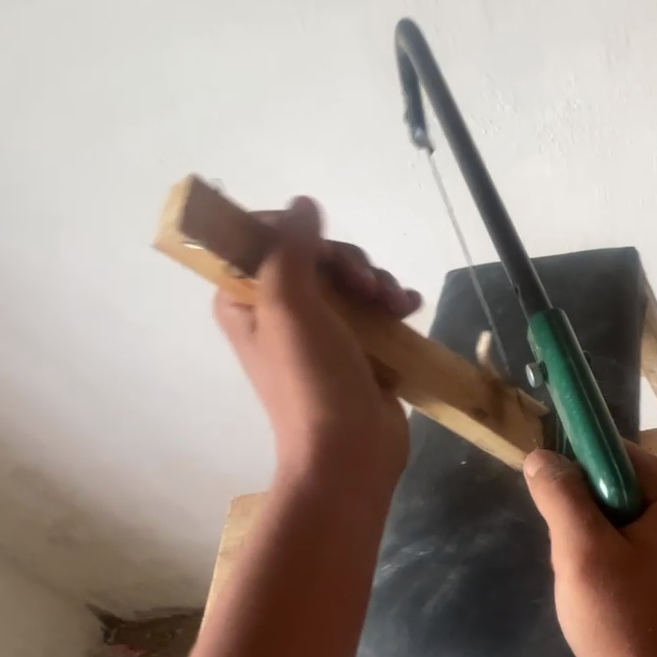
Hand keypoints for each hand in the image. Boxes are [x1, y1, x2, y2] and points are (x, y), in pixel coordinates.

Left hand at [213, 197, 422, 492]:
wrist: (350, 451)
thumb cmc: (311, 380)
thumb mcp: (289, 305)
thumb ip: (290, 247)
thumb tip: (304, 204)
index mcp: (246, 300)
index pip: (262, 238)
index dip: (298, 235)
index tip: (325, 251)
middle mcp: (281, 312)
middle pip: (315, 256)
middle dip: (349, 263)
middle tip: (366, 287)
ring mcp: (323, 332)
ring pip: (351, 280)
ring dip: (377, 283)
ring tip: (395, 305)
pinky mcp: (360, 350)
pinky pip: (376, 310)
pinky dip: (394, 303)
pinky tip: (410, 309)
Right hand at [524, 443, 656, 656]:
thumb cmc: (625, 621)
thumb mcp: (582, 552)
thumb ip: (561, 496)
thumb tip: (541, 456)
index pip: (611, 449)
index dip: (574, 472)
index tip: (553, 510)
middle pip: (613, 481)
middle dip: (581, 513)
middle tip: (576, 557)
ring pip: (615, 513)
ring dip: (590, 539)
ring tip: (590, 579)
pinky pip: (628, 538)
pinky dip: (606, 556)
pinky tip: (604, 590)